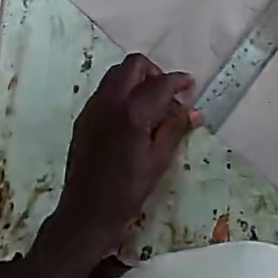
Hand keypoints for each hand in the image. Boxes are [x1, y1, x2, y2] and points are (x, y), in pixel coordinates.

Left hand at [45, 54, 199, 257]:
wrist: (87, 212)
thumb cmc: (128, 190)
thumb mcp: (159, 160)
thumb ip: (175, 129)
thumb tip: (194, 111)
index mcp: (133, 112)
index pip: (161, 83)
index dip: (179, 81)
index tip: (190, 85)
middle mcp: (110, 101)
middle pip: (133, 65)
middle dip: (154, 72)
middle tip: (168, 93)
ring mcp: (93, 107)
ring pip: (116, 74)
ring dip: (136, 80)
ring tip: (151, 105)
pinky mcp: (84, 116)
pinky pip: (105, 91)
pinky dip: (121, 92)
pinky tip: (131, 117)